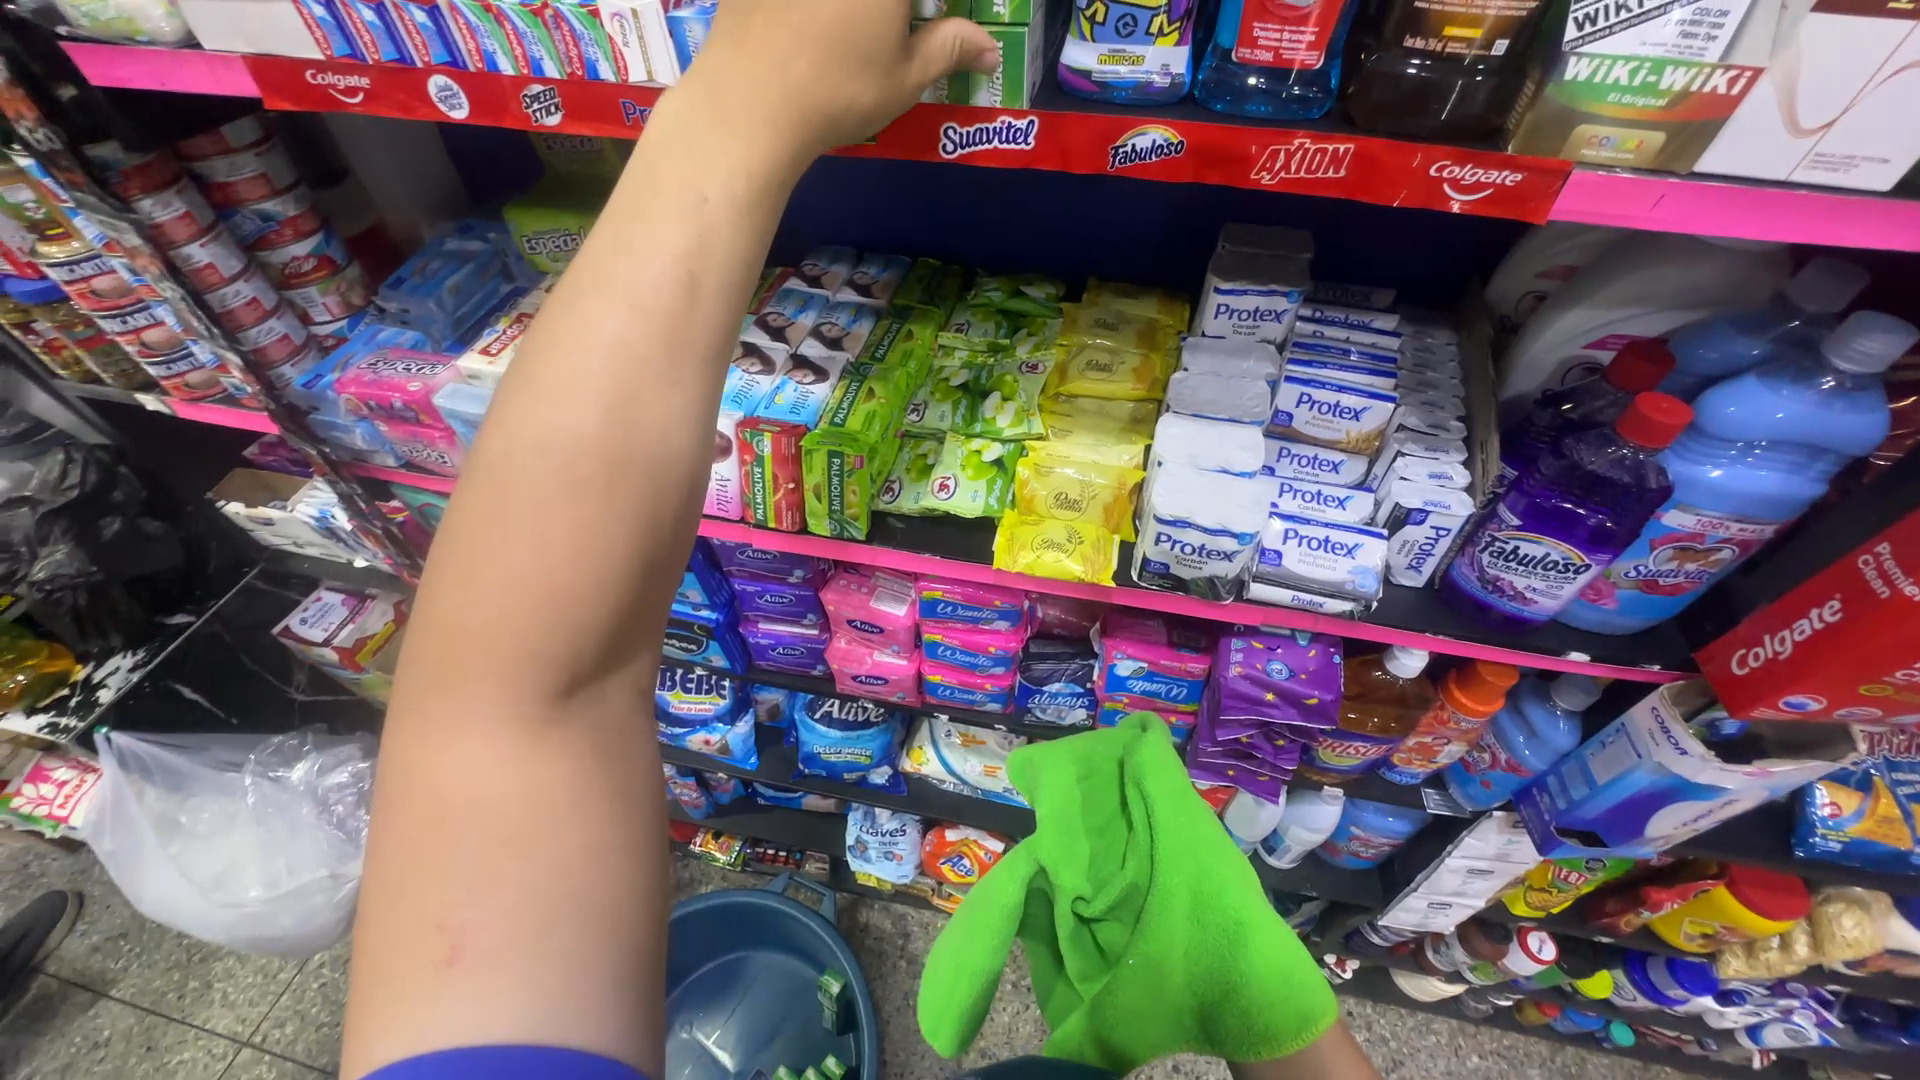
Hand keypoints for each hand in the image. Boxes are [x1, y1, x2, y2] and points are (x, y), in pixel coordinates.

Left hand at [674, 0, 999, 162]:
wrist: (750, 106)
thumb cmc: (840, 92)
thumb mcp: (906, 77)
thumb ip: (951, 48)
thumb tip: (990, 47)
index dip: (939, 6)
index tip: (931, 22)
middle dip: (899, 11)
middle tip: (901, 29)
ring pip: (843, 1)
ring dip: (853, 15)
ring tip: (849, 40)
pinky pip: (800, 0)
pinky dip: (811, 12)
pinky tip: (806, 31)